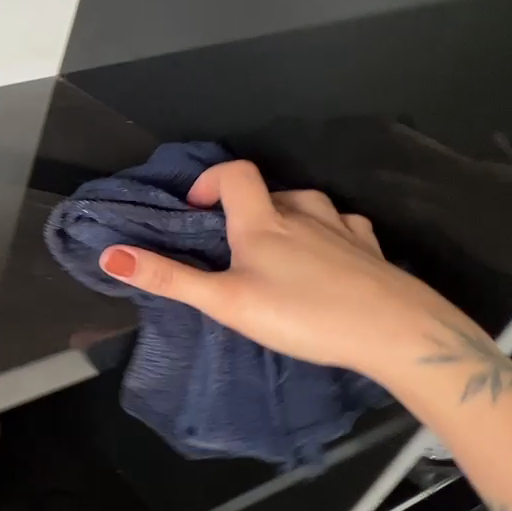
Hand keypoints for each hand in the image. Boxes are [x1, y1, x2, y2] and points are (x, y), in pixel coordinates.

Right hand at [99, 159, 468, 375]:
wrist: (402, 337)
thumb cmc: (305, 314)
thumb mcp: (226, 302)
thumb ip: (168, 278)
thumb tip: (109, 254)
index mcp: (262, 222)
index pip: (235, 173)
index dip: (211, 180)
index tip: (197, 208)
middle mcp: (304, 216)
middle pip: (269, 190)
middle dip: (245, 204)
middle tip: (231, 238)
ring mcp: (345, 232)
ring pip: (310, 205)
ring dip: (288, 213)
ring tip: (277, 243)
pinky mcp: (375, 254)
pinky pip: (347, 227)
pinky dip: (330, 233)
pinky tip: (328, 257)